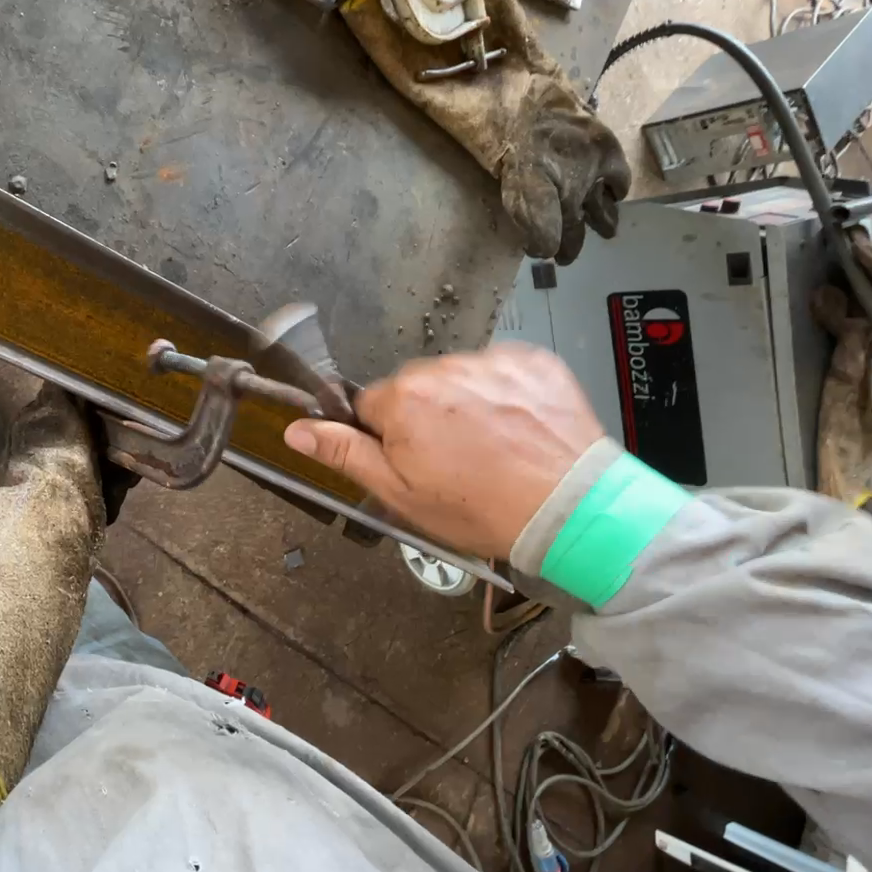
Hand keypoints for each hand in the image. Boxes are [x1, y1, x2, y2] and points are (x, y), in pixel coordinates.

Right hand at [283, 343, 604, 560]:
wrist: (574, 510)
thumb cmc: (481, 508)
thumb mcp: (399, 493)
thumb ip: (345, 453)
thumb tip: (297, 429)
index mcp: (402, 399)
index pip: (369, 405)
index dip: (386, 435)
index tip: (413, 460)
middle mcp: (441, 368)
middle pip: (412, 388)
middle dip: (424, 417)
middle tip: (455, 460)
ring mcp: (490, 361)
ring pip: (455, 378)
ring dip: (464, 403)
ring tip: (492, 446)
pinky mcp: (531, 360)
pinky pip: (498, 369)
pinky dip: (502, 392)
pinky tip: (516, 426)